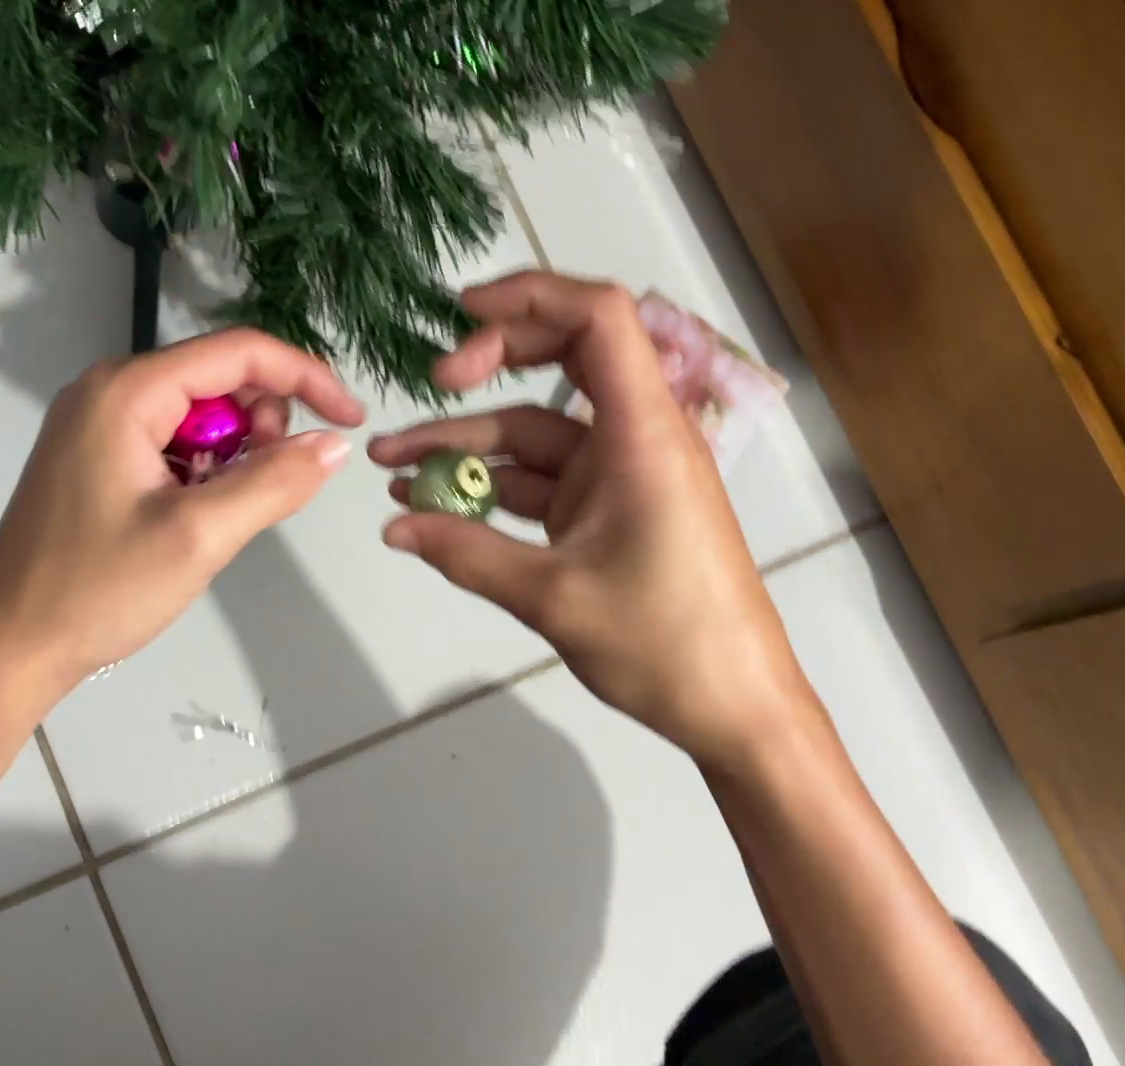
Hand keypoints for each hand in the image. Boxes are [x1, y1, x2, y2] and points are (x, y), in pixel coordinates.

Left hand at [0, 329, 364, 692]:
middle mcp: (109, 391)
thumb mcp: (199, 535)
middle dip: (261, 425)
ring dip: (232, 455)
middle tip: (264, 489)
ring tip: (221, 514)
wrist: (9, 646)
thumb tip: (336, 446)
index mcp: (126, 390)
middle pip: (218, 380)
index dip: (305, 378)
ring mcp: (98, 426)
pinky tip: (194, 517)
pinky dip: (202, 472)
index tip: (351, 421)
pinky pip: (172, 444)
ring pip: (198, 416)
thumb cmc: (98, 589)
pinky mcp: (96, 459)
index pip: (239, 352)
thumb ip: (274, 482)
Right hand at [369, 272, 818, 766]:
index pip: (599, 320)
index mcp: (642, 434)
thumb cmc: (665, 645)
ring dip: (466, 447)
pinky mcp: (605, 510)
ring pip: (532, 435)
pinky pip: (537, 483)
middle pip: (561, 361)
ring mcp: (617, 475)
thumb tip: (390, 529)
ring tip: (391, 468)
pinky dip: (488, 490)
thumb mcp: (553, 599)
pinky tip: (432, 507)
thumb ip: (465, 555)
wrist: (734, 708)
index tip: (460, 319)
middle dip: (485, 368)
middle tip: (423, 387)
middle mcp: (632, 437)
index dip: (530, 298)